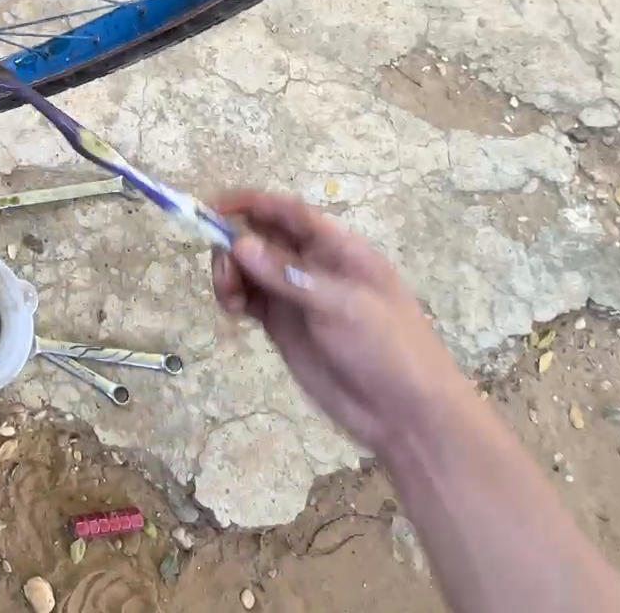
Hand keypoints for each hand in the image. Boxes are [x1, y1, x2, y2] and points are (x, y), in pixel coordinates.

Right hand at [211, 190, 468, 456]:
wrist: (407, 416)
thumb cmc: (389, 349)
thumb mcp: (343, 306)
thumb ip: (288, 275)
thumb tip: (238, 244)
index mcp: (336, 248)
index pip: (286, 211)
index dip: (248, 203)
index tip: (211, 208)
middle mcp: (310, 264)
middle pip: (258, 235)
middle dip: (232, 243)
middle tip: (224, 271)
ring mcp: (293, 294)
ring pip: (246, 266)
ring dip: (229, 272)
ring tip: (230, 297)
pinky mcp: (280, 322)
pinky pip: (246, 296)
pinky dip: (232, 295)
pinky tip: (233, 310)